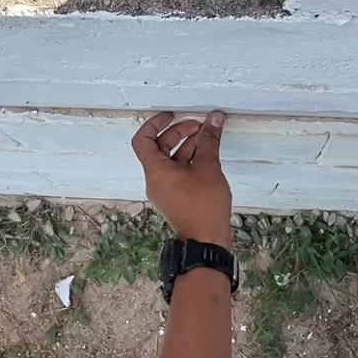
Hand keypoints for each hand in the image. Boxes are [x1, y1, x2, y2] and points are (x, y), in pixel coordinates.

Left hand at [131, 111, 231, 247]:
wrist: (206, 243)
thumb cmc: (203, 206)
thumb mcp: (208, 167)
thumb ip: (209, 140)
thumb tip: (214, 118)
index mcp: (155, 170)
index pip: (143, 139)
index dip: (155, 123)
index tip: (172, 115)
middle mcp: (155, 179)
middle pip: (160, 147)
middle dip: (179, 132)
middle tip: (199, 125)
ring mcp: (165, 189)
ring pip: (171, 159)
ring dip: (188, 145)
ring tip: (208, 137)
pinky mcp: (176, 197)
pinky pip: (178, 171)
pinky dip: (190, 160)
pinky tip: (208, 156)